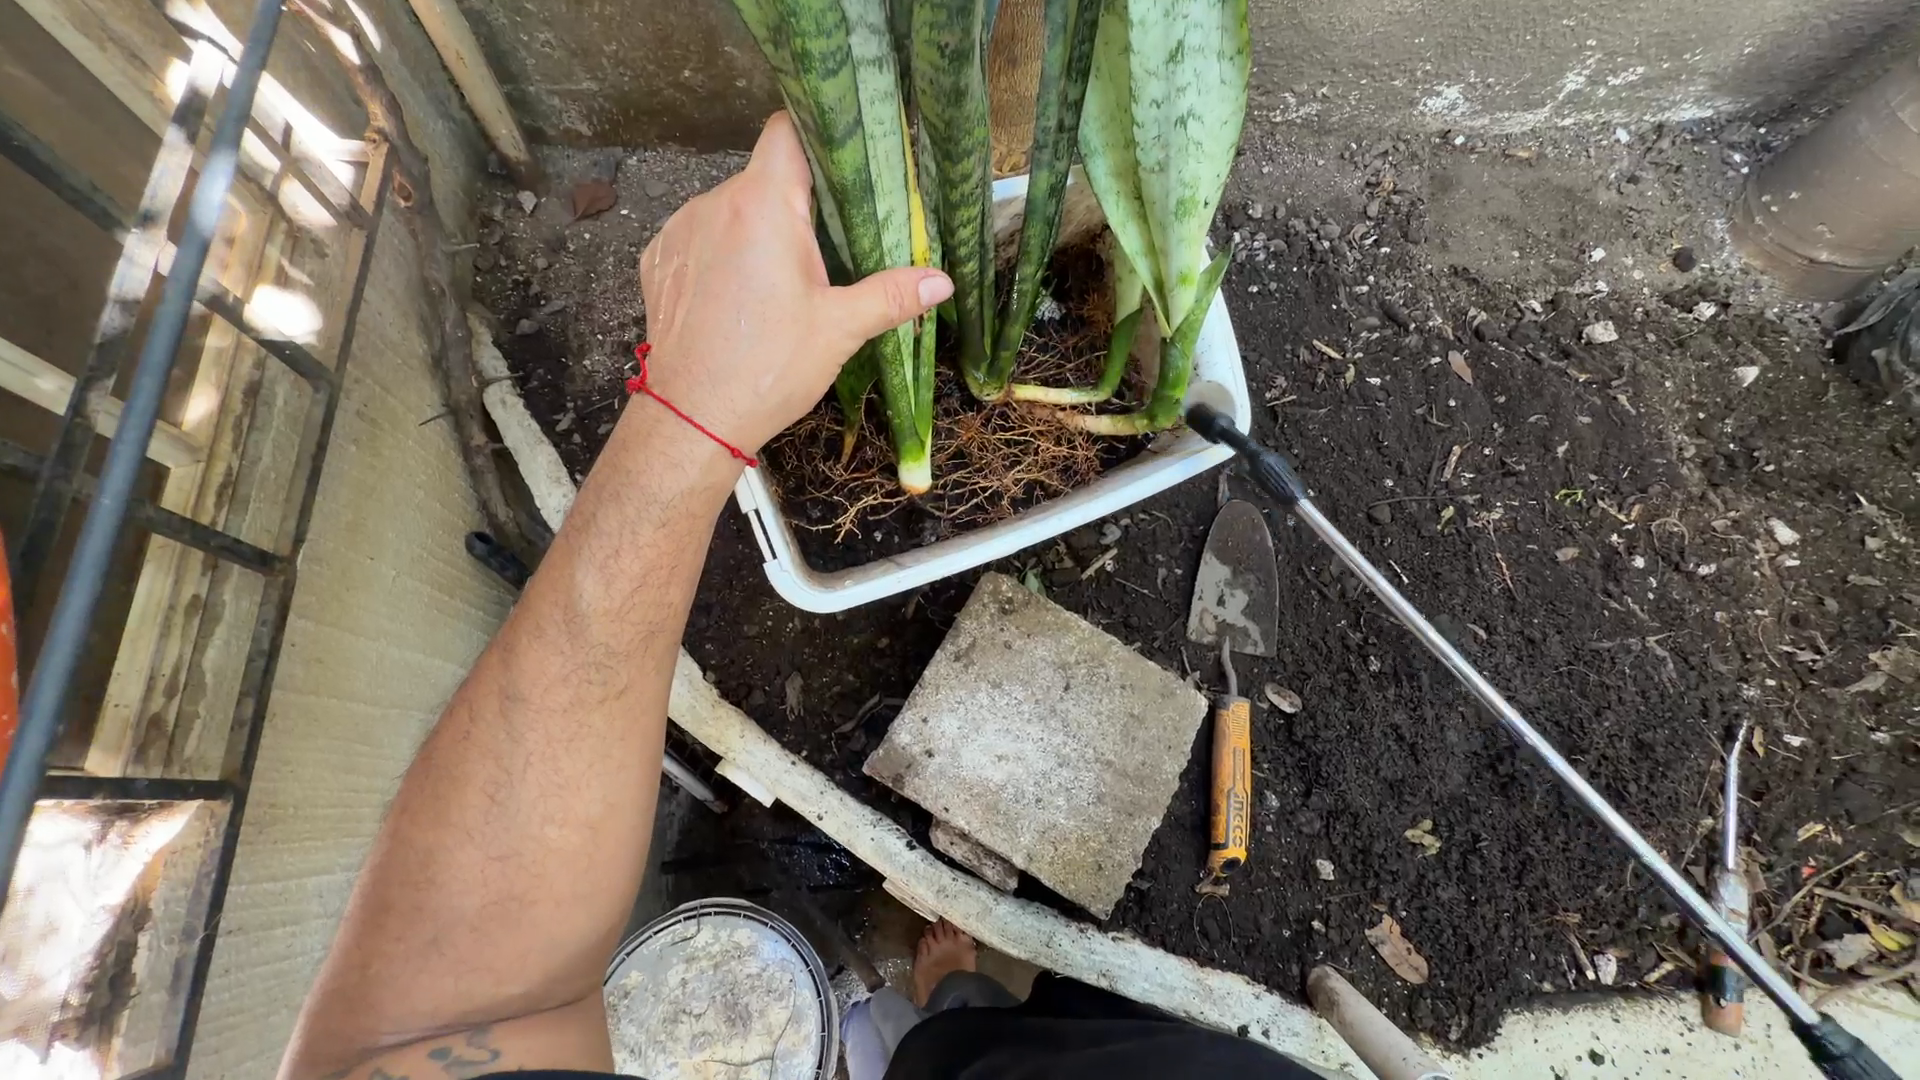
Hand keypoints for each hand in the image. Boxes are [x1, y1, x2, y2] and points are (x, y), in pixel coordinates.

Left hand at [630, 112, 952, 457]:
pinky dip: (723, 255)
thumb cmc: (769, 369)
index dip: (817, 136)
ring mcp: (680, 230)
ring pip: (732, 210)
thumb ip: (891, 296)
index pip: (787, 131)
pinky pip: (701, 238)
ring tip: (781, 284)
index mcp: (763, 206)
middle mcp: (714, 203)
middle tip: (829, 249)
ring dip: (759, 232)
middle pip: (764, 178)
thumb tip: (941, 282)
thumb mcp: (840, 331)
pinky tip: (740, 298)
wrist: (694, 418)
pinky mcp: (659, 260)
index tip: (843, 165)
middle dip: (798, 205)